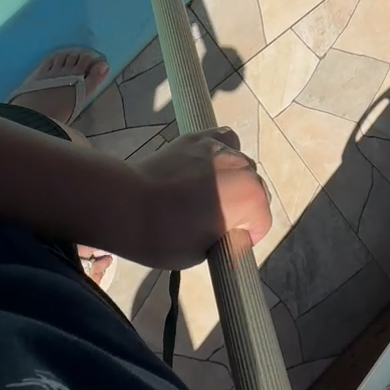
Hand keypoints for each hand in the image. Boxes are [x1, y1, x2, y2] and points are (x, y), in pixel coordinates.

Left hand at [123, 128, 271, 268]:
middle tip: (212, 223)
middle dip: (242, 207)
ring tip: (205, 195)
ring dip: (232, 181)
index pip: (262, 222)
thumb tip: (233, 230)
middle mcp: (242, 167)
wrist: (126, 204)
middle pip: (256, 190)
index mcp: (250, 197)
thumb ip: (227, 237)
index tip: (223, 244)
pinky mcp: (200, 137)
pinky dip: (222, 152)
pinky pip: (224, 140)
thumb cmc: (165, 236)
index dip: (245, 238)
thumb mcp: (203, 253)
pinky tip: (207, 166)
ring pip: (241, 166)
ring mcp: (220, 147)